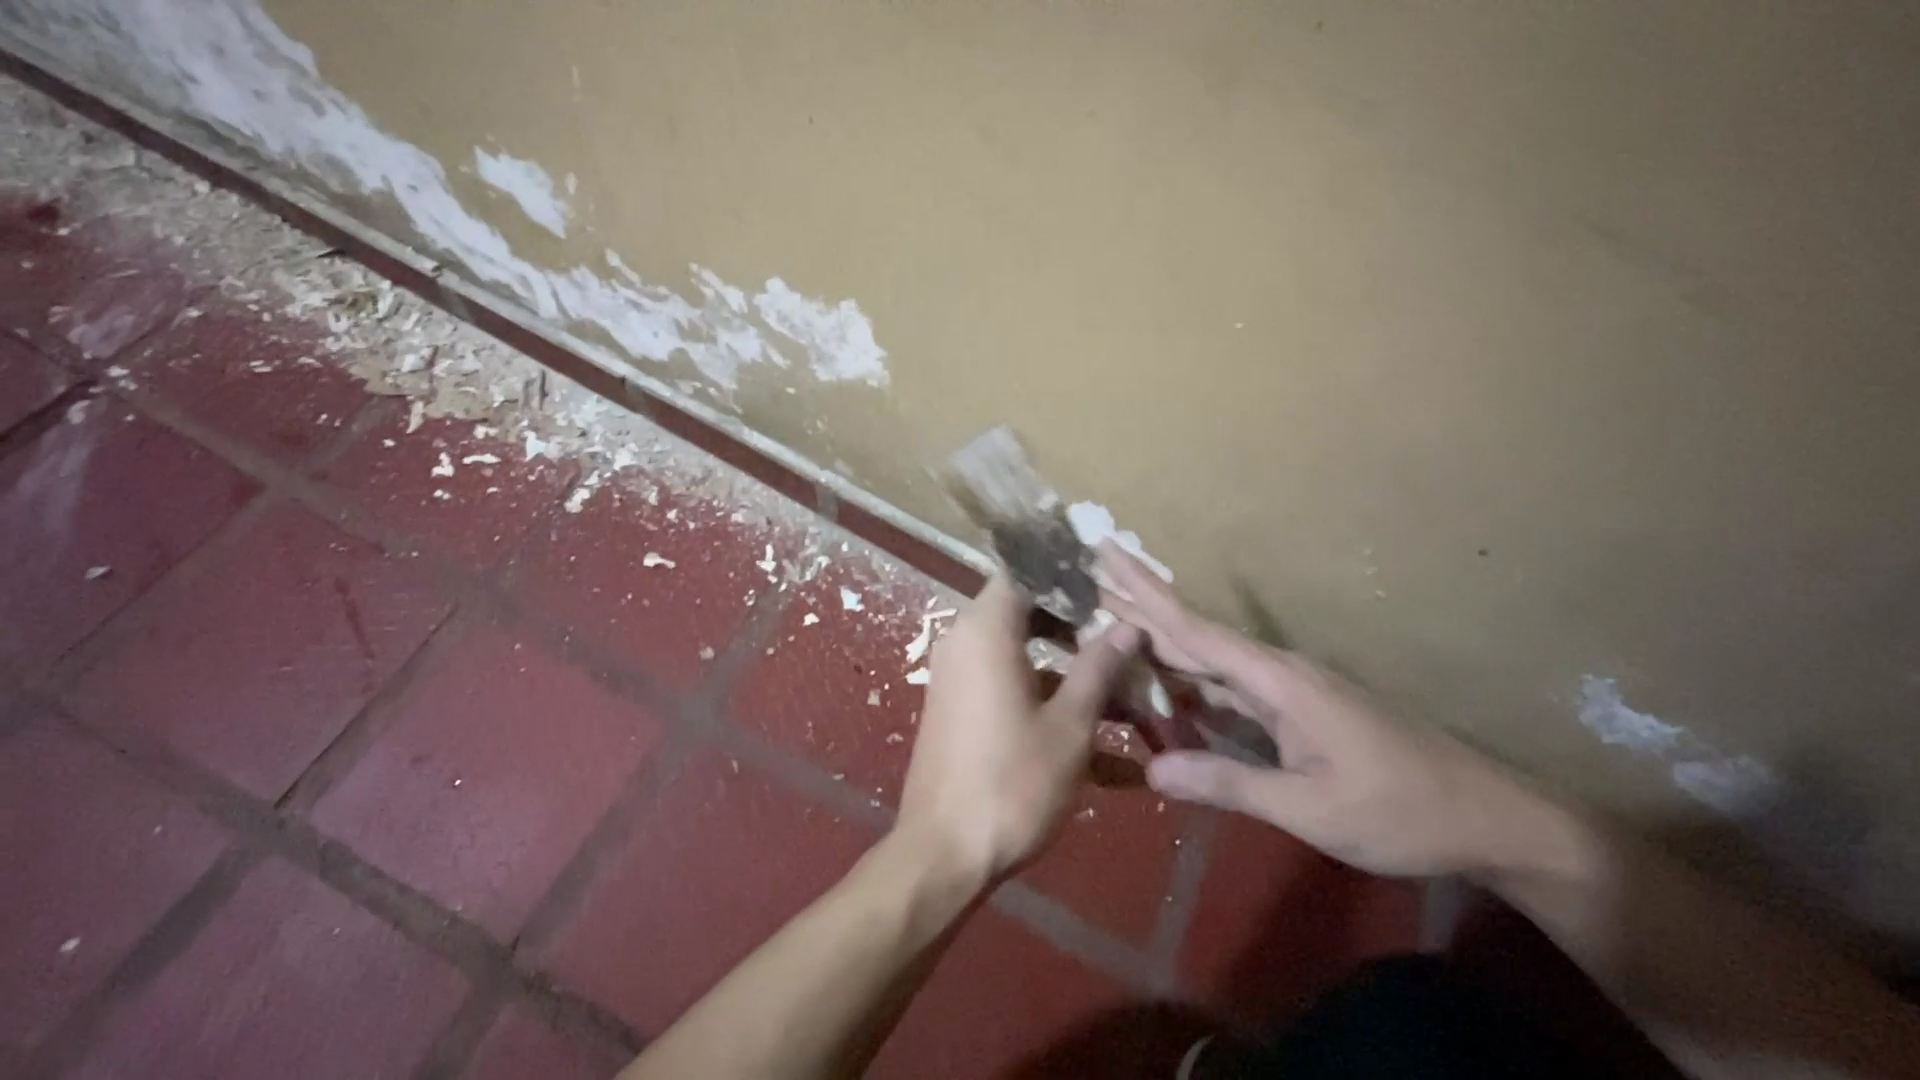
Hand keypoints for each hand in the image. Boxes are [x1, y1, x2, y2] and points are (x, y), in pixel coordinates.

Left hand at [896, 574, 1141, 880]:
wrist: (944, 854)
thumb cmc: (1012, 783)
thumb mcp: (1069, 726)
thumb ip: (1098, 668)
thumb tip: (1127, 627)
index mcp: (985, 630)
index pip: (1025, 572)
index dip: (1069, 575)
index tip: (1113, 587)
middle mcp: (963, 643)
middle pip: (1025, 611)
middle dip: (1078, 623)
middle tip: (1127, 636)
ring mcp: (958, 679)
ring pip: (1021, 654)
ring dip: (1069, 668)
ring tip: (1127, 688)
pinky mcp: (960, 712)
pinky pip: (1008, 686)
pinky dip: (1047, 697)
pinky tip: (1101, 739)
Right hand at [1099, 542, 1556, 878]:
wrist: (1485, 817)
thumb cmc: (1399, 812)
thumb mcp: (1309, 808)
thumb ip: (1229, 784)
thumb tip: (1152, 769)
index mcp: (1278, 681)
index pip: (1195, 629)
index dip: (1145, 593)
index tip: (1106, 551)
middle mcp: (1280, 672)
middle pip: (1196, 633)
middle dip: (1141, 606)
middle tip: (1087, 581)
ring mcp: (1292, 691)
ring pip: (1212, 659)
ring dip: (1161, 640)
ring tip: (1111, 622)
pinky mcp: (1300, 711)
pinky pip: (1231, 686)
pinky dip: (1191, 677)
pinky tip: (1169, 680)